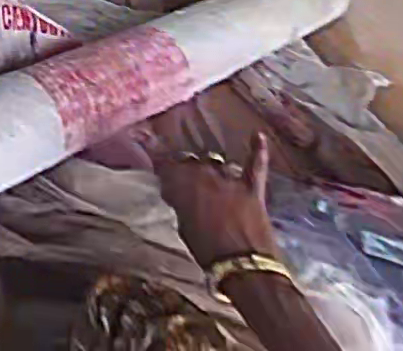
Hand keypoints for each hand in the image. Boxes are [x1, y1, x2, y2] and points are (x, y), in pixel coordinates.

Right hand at [154, 132, 279, 263]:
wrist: (245, 268)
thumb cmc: (208, 251)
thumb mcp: (184, 226)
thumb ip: (180, 202)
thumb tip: (178, 193)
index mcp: (182, 182)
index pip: (164, 162)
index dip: (155, 156)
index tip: (145, 141)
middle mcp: (203, 173)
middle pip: (189, 160)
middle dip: (185, 168)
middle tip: (183, 179)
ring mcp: (229, 178)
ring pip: (215, 161)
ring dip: (210, 167)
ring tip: (208, 174)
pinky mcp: (252, 188)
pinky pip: (255, 164)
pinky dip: (257, 149)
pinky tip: (257, 135)